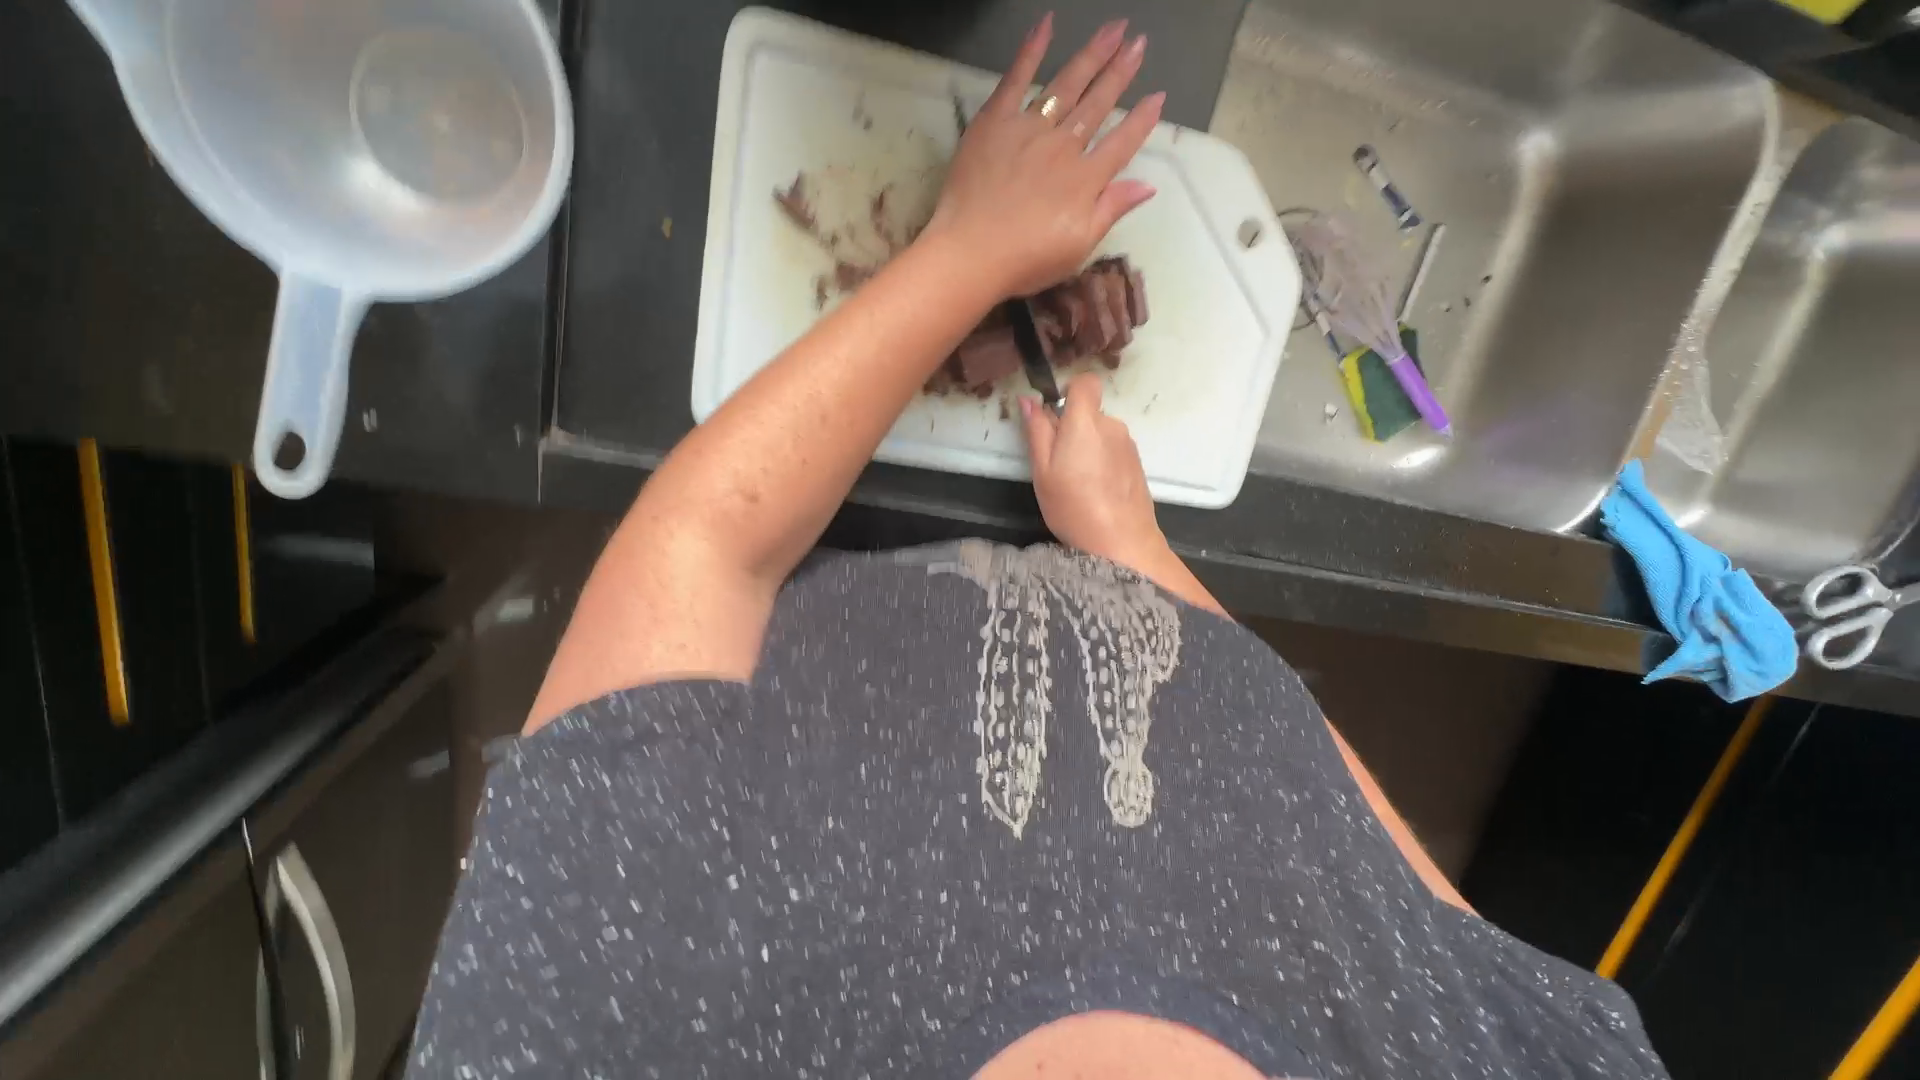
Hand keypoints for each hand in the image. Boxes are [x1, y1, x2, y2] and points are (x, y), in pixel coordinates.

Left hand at [922, 14, 1164, 299]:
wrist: (971, 253)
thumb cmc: (1026, 260)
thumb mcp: (1078, 247)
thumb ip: (1111, 209)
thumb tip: (1148, 185)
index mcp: (1085, 180)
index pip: (1122, 143)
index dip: (1142, 121)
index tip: (1159, 96)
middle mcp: (1063, 147)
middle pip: (1098, 104)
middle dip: (1121, 73)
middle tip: (1139, 43)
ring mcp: (1029, 130)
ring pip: (1067, 85)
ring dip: (1092, 55)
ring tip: (1114, 29)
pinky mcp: (995, 122)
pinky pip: (1016, 79)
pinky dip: (1032, 50)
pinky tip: (1047, 25)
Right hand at [1020, 373, 1167, 568]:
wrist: (1122, 543)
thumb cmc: (1074, 507)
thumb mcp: (1042, 471)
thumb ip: (1037, 431)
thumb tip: (1029, 400)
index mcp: (1085, 421)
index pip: (1085, 382)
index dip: (1068, 391)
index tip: (1054, 416)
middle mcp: (1112, 426)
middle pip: (1089, 413)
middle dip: (1072, 430)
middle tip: (1057, 465)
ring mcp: (1128, 445)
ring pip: (1100, 435)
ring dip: (1086, 450)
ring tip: (1076, 485)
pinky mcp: (1137, 464)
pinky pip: (1112, 452)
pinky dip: (1101, 464)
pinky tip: (1095, 493)